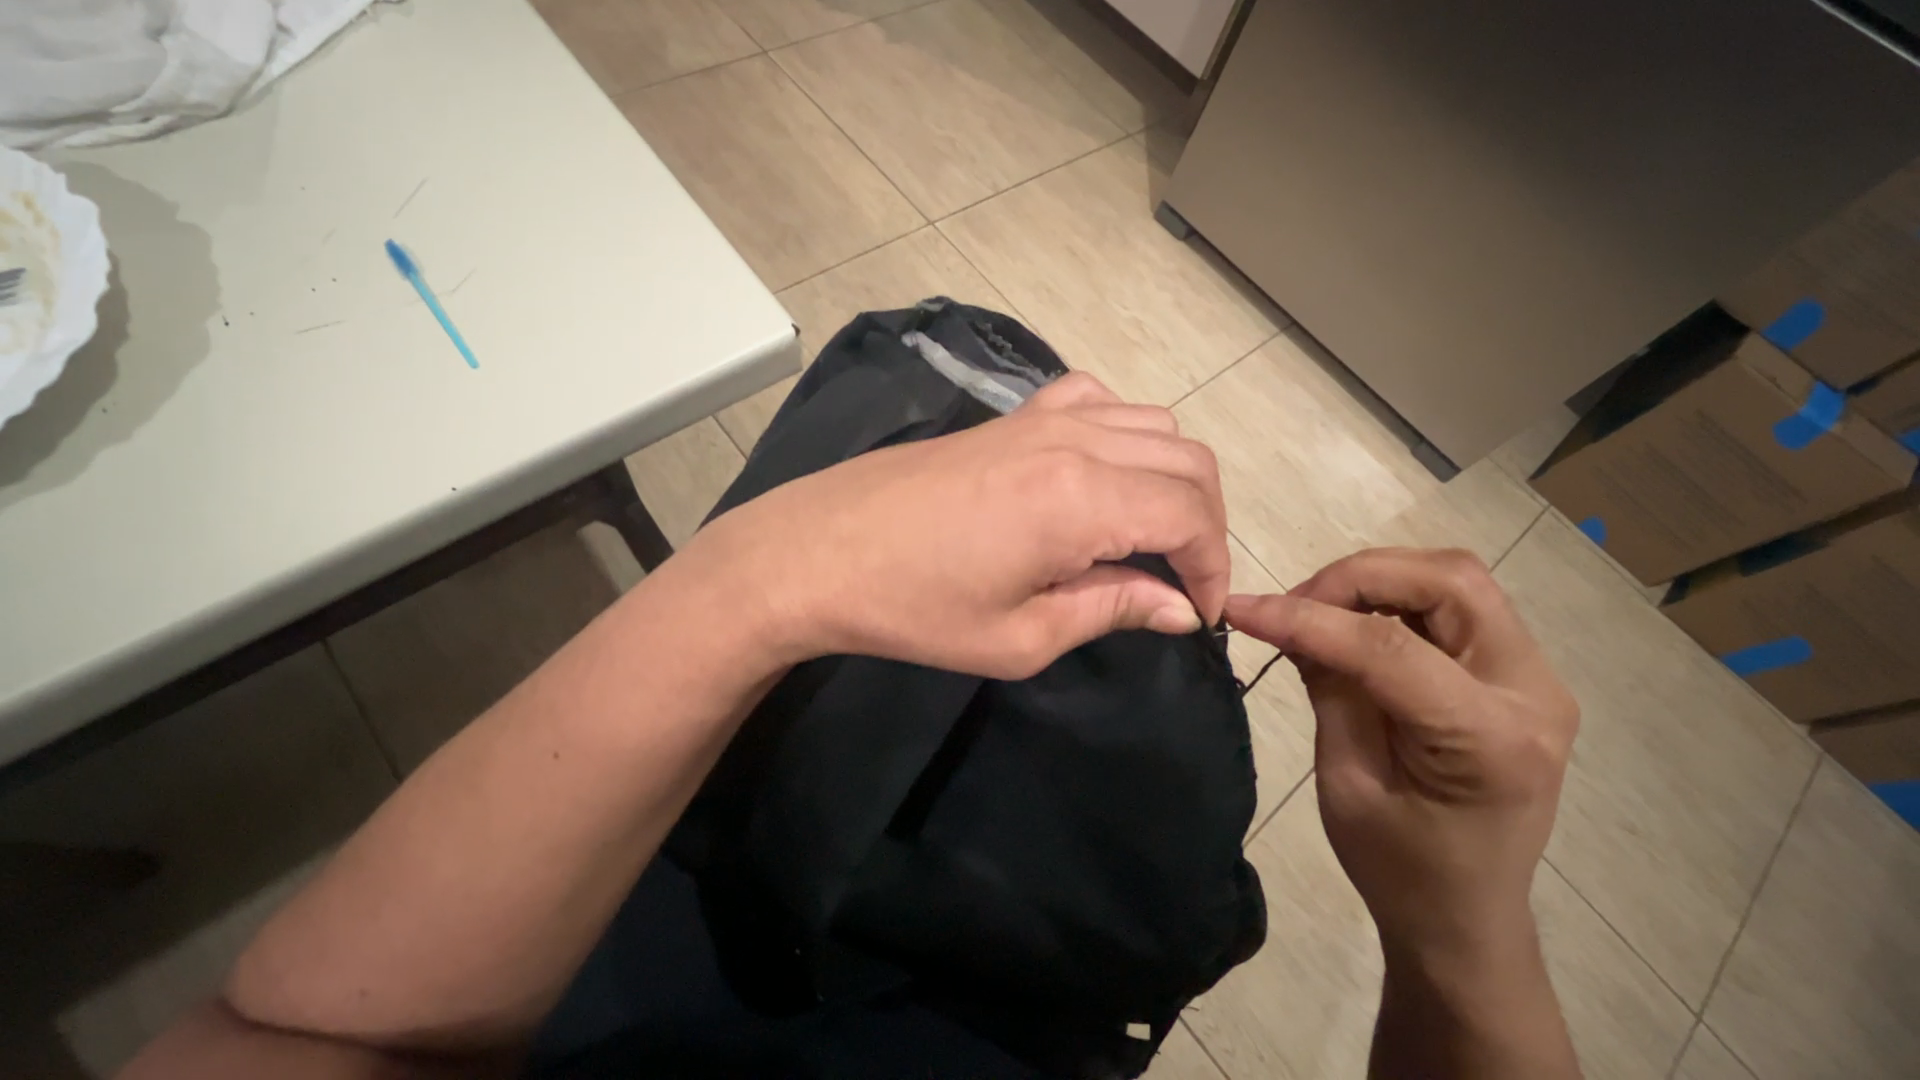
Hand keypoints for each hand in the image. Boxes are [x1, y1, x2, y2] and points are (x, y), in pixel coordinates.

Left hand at [676, 372, 1230, 679]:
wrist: (818, 552)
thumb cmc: (914, 610)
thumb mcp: (1020, 636)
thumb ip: (1112, 609)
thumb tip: (1179, 608)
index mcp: (1081, 498)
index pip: (1191, 516)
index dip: (1213, 568)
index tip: (1198, 614)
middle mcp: (1074, 440)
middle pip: (1187, 461)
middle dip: (1205, 524)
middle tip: (1182, 581)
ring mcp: (1040, 416)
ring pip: (1151, 423)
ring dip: (1170, 477)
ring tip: (1148, 534)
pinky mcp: (1010, 415)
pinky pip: (1096, 399)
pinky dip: (1124, 432)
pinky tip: (1101, 473)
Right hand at [1223, 548, 1578, 959]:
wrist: (1466, 916)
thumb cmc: (1399, 867)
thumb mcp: (1346, 781)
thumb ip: (1328, 687)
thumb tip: (1288, 619)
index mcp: (1489, 738)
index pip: (1388, 645)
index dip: (1307, 617)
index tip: (1241, 608)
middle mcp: (1532, 693)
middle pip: (1448, 580)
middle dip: (1357, 577)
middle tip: (1295, 606)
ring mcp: (1537, 680)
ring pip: (1458, 580)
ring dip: (1380, 580)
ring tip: (1320, 612)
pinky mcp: (1521, 675)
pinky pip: (1460, 606)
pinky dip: (1399, 598)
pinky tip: (1355, 626)